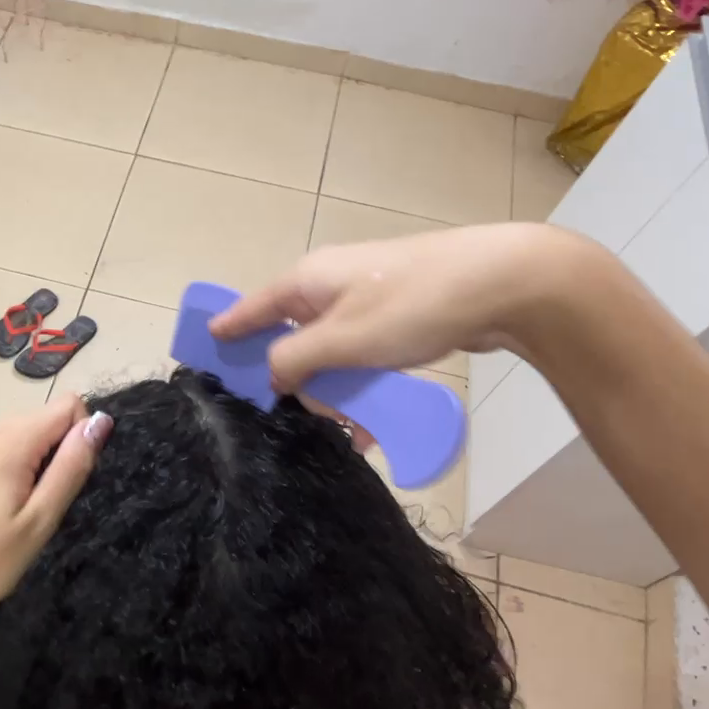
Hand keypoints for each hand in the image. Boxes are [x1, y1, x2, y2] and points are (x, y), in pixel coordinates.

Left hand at [0, 397, 112, 652]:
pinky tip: (6, 508)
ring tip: (24, 511)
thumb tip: (101, 421)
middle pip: (45, 419)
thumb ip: (72, 465)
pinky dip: (17, 469)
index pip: (67, 405)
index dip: (81, 439)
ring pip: (26, 434)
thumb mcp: (42, 519)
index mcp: (6, 441)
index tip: (68, 483)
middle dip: (58, 453)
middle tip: (45, 505)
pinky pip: (4, 447)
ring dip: (37, 464)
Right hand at [209, 223, 585, 390]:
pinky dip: (362, 388)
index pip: (251, 308)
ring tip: (348, 426)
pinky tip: (373, 425)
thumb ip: (294, 359)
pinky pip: (361, 359)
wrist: (504, 283)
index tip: (204, 350)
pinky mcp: (394, 319)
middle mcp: (330, 287)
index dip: (227, 331)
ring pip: (329, 355)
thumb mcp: (341, 339)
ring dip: (333, 392)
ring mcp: (365, 302)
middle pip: (291, 338)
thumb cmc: (411, 306)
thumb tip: (272, 375)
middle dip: (295, 381)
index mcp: (307, 281)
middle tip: (305, 415)